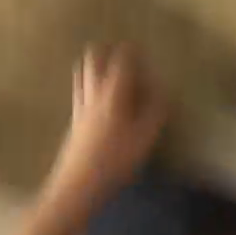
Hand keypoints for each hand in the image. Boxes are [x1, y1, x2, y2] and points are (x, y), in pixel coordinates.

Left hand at [43, 45, 168, 215]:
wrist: (75, 188)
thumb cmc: (114, 162)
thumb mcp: (145, 139)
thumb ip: (155, 110)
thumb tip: (162, 90)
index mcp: (113, 94)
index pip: (121, 60)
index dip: (130, 50)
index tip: (140, 47)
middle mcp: (93, 93)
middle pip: (93, 58)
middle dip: (106, 49)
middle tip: (121, 52)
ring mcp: (80, 106)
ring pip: (82, 72)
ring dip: (94, 62)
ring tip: (109, 66)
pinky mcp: (73, 120)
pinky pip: (79, 89)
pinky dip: (88, 81)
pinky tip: (98, 95)